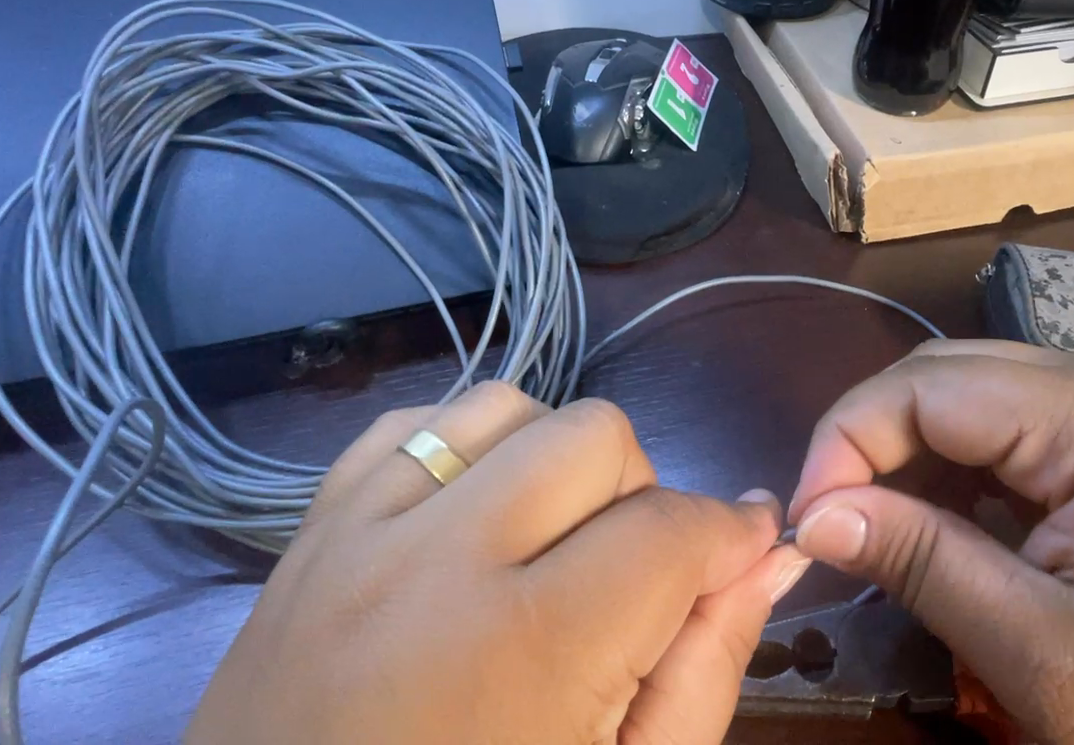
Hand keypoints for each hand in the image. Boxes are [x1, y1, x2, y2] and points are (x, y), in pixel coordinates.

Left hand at [188, 381, 811, 744]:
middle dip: (637, 498)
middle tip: (622, 584)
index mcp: (524, 651)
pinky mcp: (307, 532)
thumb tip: (766, 549)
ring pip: (505, 406)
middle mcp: (434, 562)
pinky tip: (469, 522)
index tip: (742, 558)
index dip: (730, 537)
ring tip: (543, 549)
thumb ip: (706, 667)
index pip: (671, 528)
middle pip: (594, 434)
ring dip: (551, 463)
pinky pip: (414, 425)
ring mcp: (356, 535)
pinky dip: (465, 453)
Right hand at [786, 339, 1073, 743]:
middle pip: (940, 379)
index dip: (845, 445)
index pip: (920, 388)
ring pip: (968, 401)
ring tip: (879, 538)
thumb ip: (925, 563)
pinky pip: (1007, 435)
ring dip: (910, 460)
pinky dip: (957, 478)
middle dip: (870, 443)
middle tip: (832, 529)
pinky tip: (947, 536)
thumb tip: (816, 515)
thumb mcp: (1051, 654)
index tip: (806, 528)